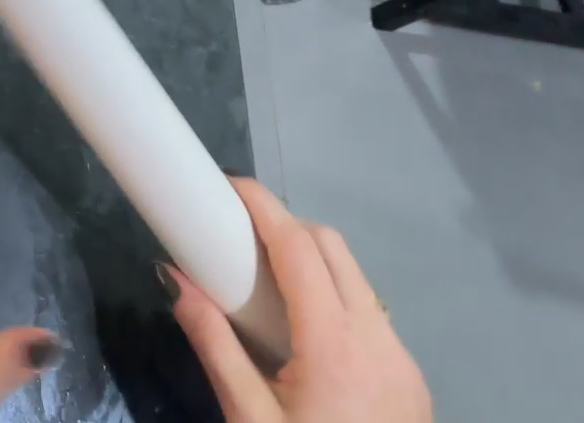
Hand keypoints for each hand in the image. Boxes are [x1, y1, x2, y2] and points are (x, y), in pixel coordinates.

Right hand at [166, 177, 430, 422]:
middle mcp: (379, 340)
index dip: (262, 205)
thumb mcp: (248, 418)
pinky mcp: (410, 380)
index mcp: (337, 346)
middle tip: (234, 234)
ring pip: (355, 275)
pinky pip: (368, 309)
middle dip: (283, 224)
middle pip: (331, 247)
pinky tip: (301, 325)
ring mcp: (402, 360)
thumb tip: (173, 276)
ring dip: (309, 257)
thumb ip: (213, 343)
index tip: (225, 185)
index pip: (299, 247)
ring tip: (261, 277)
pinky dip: (331, 291)